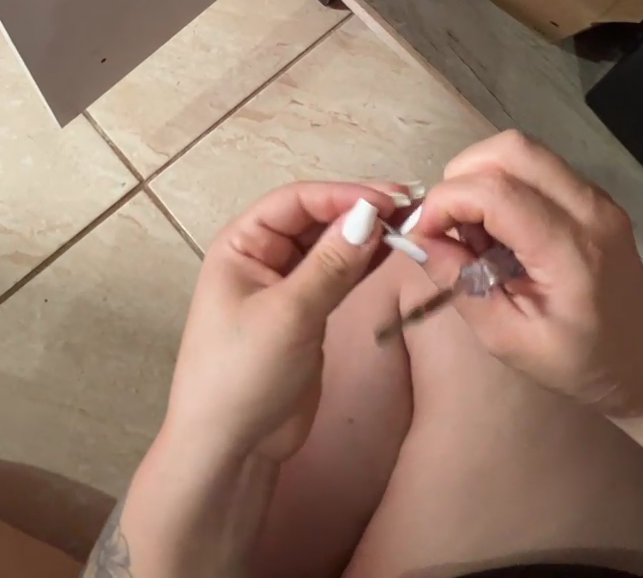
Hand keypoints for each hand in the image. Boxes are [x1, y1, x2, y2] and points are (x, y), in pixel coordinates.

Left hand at [162, 182, 402, 462]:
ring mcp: (286, 283)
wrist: (232, 446)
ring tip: (410, 223)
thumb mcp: (288, 315)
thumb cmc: (241, 375)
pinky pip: (340, 274)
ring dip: (367, 234)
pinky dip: (366, 262)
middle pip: (315, 218)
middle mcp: (262, 255)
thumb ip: (330, 265)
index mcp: (241, 244)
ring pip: (331, 245)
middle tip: (408, 205)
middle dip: (358, 210)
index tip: (387, 198)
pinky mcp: (308, 310)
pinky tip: (394, 250)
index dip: (342, 195)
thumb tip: (369, 217)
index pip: (296, 201)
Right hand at [407, 131, 642, 420]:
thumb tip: (419, 239)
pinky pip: (531, 164)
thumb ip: (461, 285)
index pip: (495, 192)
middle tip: (450, 224)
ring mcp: (594, 195)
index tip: (425, 234)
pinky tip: (499, 228)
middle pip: (508, 150)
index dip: (445, 202)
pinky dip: (498, 182)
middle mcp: (588, 209)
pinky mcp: (589, 193)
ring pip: (517, 148)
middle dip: (460, 177)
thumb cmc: (583, 363)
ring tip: (476, 228)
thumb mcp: (509, 341)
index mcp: (572, 252)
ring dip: (479, 177)